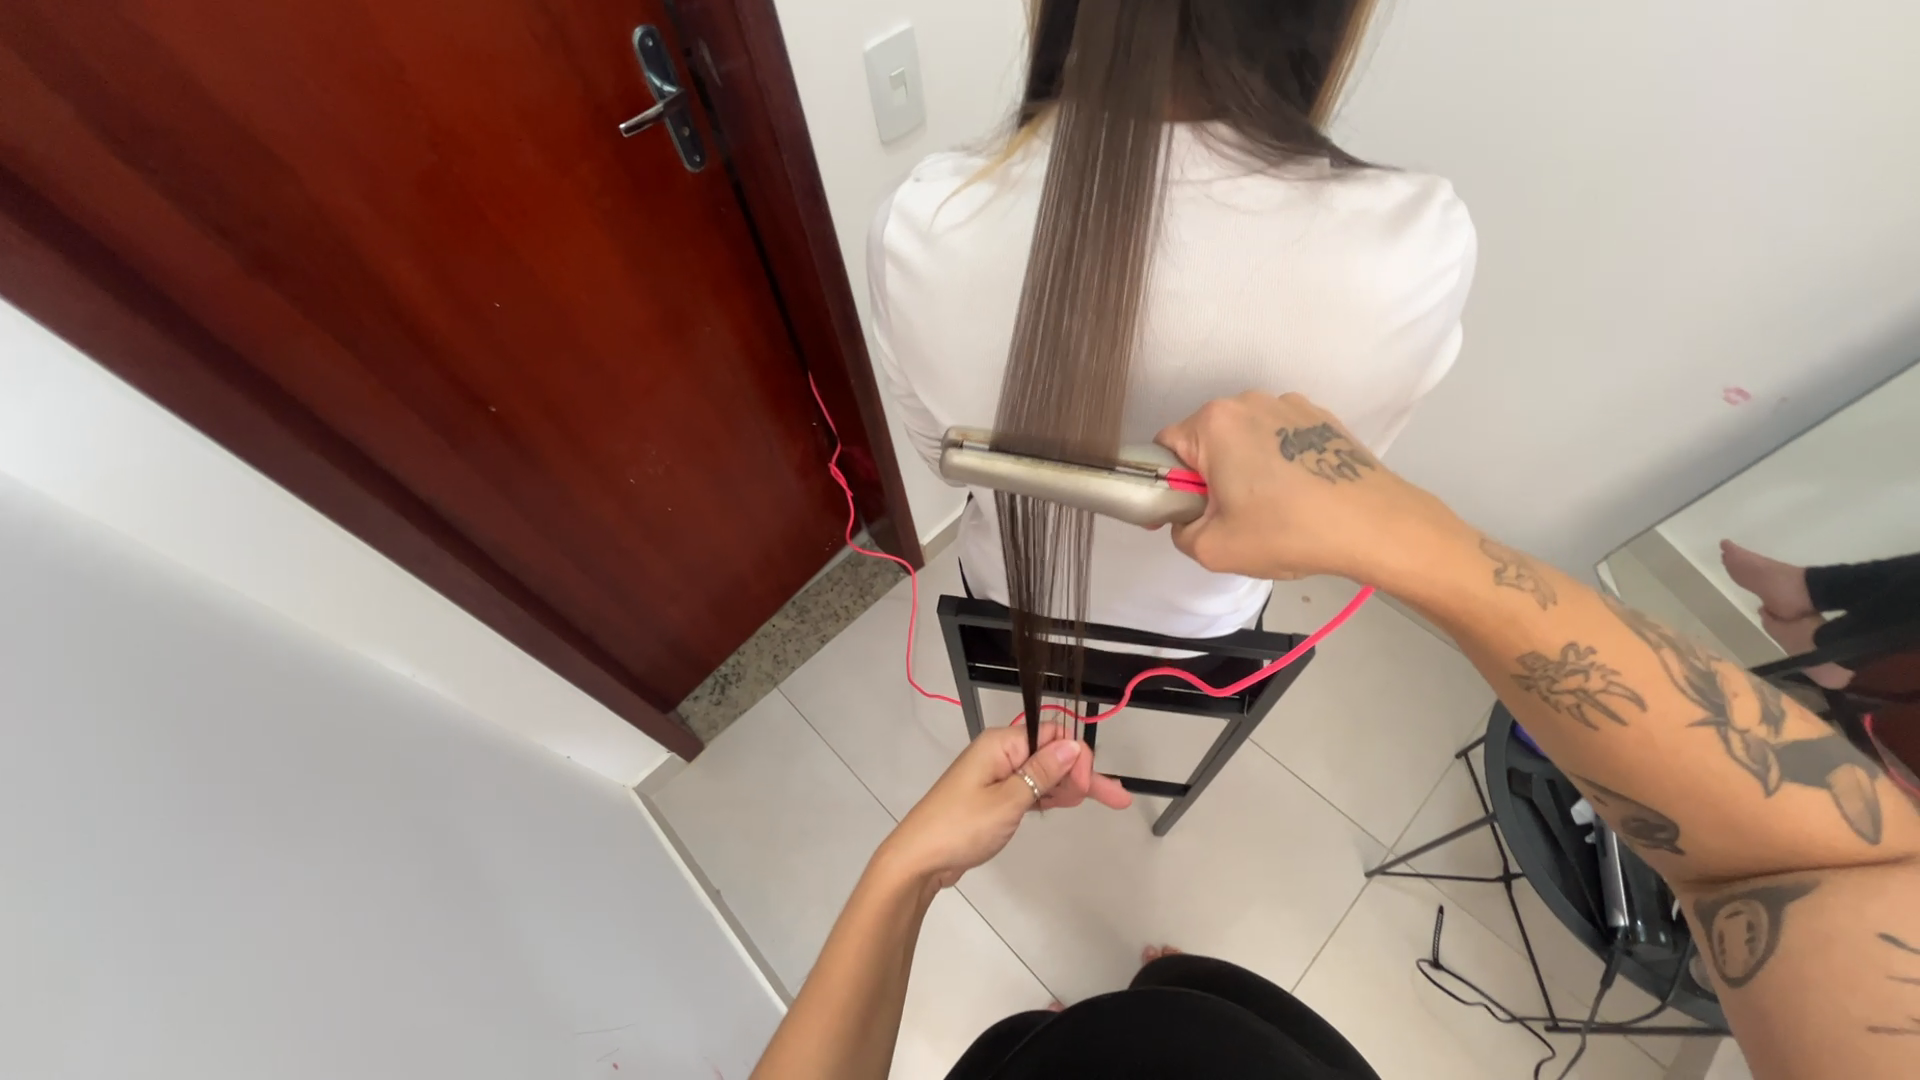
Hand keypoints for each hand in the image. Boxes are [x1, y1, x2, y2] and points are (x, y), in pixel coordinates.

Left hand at [875, 721, 1131, 889]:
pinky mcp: (995, 797)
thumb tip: (1073, 745)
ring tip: (1096, 802)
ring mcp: (997, 775)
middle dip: (1079, 772)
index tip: (1084, 787)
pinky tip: (1067, 804)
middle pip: (1051, 752)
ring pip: (1044, 772)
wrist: (920, 859)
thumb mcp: (1008, 800)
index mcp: (1001, 743)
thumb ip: (1043, 772)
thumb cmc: (962, 826)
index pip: (1051, 733)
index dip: (1074, 755)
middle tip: (1107, 799)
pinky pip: (1030, 787)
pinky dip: (1049, 795)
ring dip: (1068, 785)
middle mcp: (1001, 753)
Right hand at [1155, 392, 1455, 584]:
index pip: (1164, 447)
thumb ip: (1179, 530)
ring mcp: (1289, 405)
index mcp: (1214, 423)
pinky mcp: (1321, 418)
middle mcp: (1248, 401)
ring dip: (1243, 468)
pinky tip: (1296, 496)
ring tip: (1269, 508)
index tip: (1186, 512)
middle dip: (1207, 475)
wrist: (1374, 526)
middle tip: (1229, 517)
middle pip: (1205, 441)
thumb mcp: (1210, 549)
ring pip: (1243, 440)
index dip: (1168, 484)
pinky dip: (1277, 463)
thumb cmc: (1287, 531)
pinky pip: (1279, 439)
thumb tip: (1188, 518)